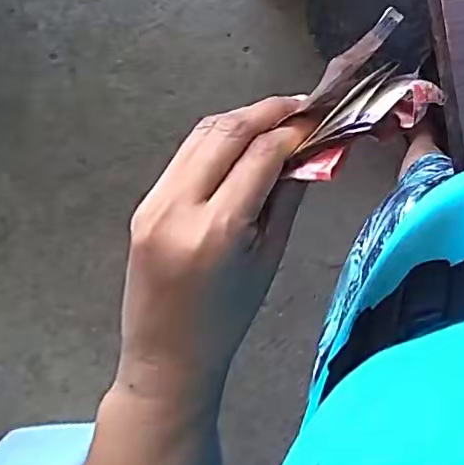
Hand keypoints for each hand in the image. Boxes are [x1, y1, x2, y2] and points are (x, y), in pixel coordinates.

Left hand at [114, 96, 307, 413]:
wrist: (166, 358)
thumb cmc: (228, 317)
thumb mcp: (271, 254)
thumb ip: (289, 194)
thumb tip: (309, 150)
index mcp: (215, 230)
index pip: (262, 154)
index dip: (294, 130)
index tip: (317, 120)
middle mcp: (178, 208)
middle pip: (229, 130)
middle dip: (270, 110)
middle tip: (301, 107)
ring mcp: (155, 202)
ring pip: (205, 131)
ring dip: (244, 116)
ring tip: (277, 117)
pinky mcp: (146, 202)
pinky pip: (188, 151)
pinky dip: (220, 135)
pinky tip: (243, 137)